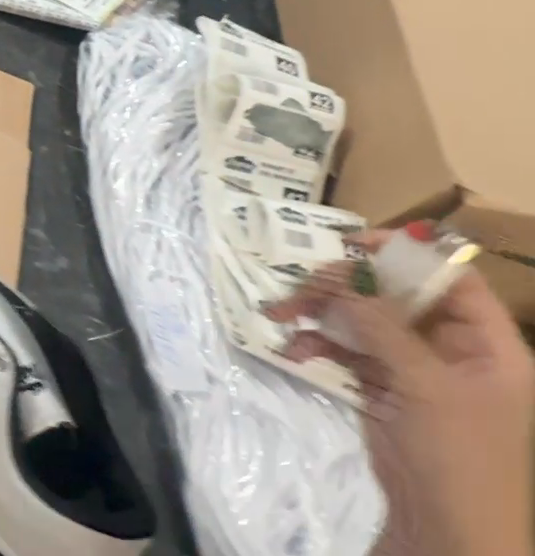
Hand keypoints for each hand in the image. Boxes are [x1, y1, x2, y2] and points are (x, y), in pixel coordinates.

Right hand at [266, 231, 534, 555]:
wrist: (448, 522)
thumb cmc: (459, 454)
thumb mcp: (426, 386)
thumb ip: (384, 328)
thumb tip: (344, 278)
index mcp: (488, 347)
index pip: (453, 281)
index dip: (408, 255)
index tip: (352, 243)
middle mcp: (453, 349)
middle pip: (395, 295)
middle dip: (343, 287)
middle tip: (299, 286)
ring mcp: (414, 367)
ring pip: (361, 318)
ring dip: (318, 312)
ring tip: (278, 314)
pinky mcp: (380, 384)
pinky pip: (343, 348)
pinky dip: (315, 344)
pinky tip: (294, 350)